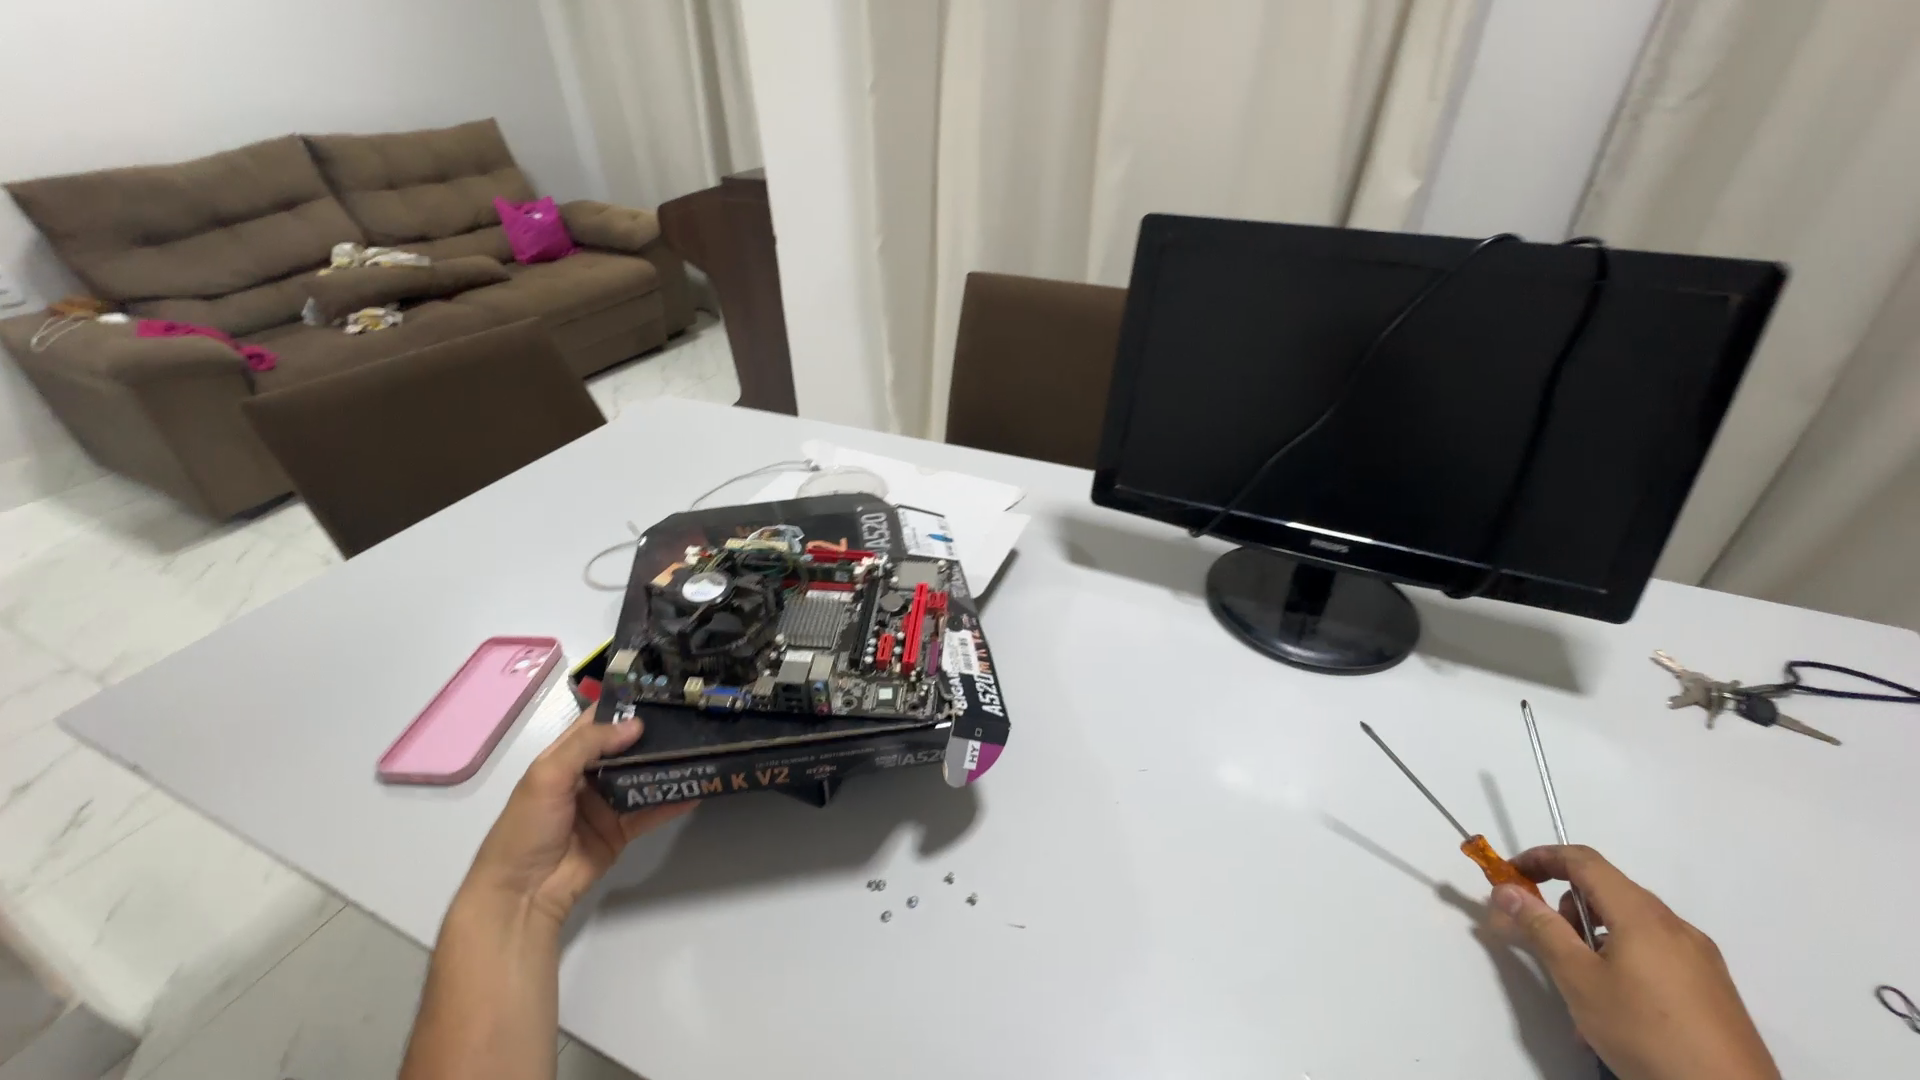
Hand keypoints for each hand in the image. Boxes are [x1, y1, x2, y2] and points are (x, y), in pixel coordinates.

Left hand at [460, 708, 694, 925]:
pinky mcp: (621, 831)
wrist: (523, 893)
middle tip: (689, 718)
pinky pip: (651, 811)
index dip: (623, 707)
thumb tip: (636, 725)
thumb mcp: (548, 776)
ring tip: (700, 748)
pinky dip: (672, 801)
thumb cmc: (528, 827)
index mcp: (564, 758)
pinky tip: (696, 790)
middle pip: (626, 749)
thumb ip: (589, 745)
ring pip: (642, 778)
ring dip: (667, 766)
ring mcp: (606, 805)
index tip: (658, 692)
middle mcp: (587, 777)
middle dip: (654, 734)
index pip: (596, 724)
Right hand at [1488, 845, 1779, 1079]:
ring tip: (1580, 986)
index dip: (1541, 857)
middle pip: (1607, 891)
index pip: (1584, 861)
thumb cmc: (1645, 1031)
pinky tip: (1615, 1006)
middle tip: (1545, 941)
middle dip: (1566, 907)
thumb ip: (1540, 927)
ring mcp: (1700, 957)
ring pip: (1630, 926)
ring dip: (1593, 939)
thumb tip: (1507, 890)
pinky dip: (1621, 961)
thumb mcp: (1578, 979)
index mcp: (1643, 915)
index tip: (1510, 875)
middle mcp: (1676, 926)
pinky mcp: (1712, 987)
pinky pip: (1654, 954)